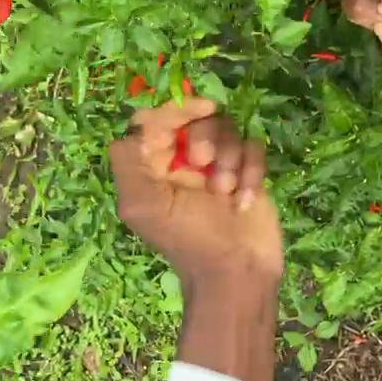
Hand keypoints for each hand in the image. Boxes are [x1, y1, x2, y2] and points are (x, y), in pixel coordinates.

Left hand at [109, 98, 281, 291]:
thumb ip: (128, 160)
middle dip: (206, 137)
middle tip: (203, 164)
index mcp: (154, 165)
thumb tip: (136, 127)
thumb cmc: (188, 239)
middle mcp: (185, 160)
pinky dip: (251, 170)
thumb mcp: (143, 204)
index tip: (199, 109)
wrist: (238, 272)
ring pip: (228, 129)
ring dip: (229, 159)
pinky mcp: (248, 171)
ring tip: (226, 191)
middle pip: (197, 117)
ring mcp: (219, 164)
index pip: (158, 117)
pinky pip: (253, 147)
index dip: (177, 107)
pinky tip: (245, 199)